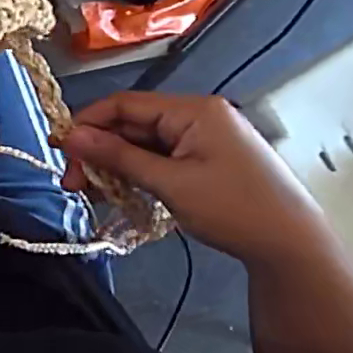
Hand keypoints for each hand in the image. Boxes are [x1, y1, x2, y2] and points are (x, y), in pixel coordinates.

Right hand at [58, 92, 345, 272]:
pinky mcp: (203, 160)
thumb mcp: (170, 183)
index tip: (60, 148)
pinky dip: (135, 175)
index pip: (125, 104)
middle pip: (131, 125)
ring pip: (142, 145)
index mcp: (191, 110)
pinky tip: (116, 194)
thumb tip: (72, 136)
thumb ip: (118, 157)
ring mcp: (200, 139)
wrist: (293, 247)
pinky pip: (158, 159)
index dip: (88, 123)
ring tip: (88, 193)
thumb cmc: (233, 209)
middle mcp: (195, 116)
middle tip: (72, 183)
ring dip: (114, 166)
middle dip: (98, 151)